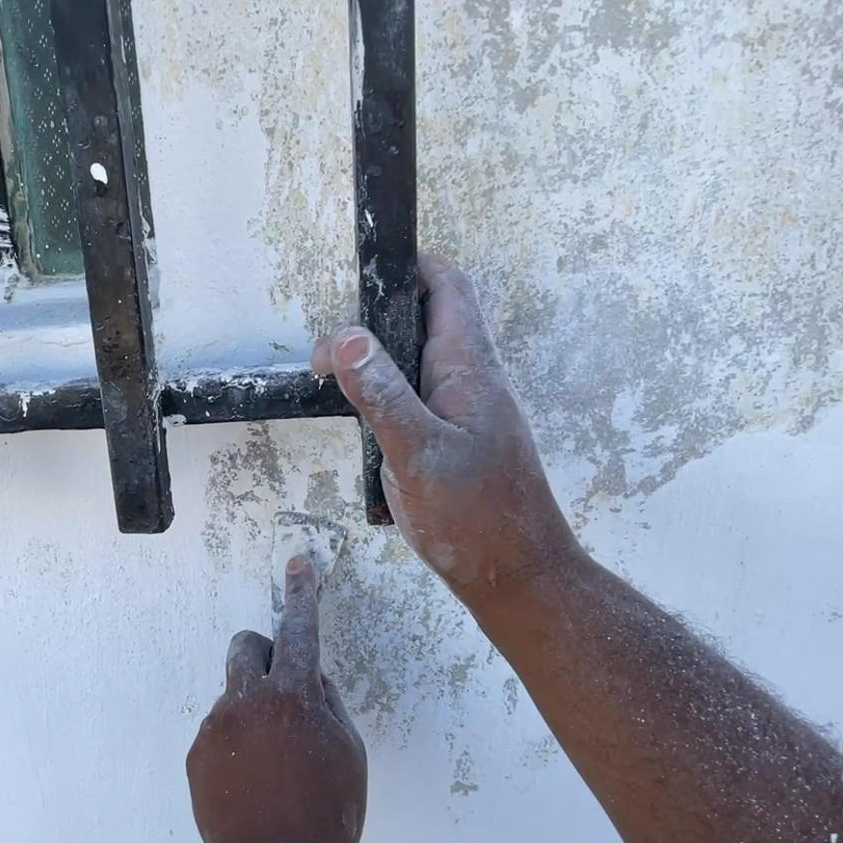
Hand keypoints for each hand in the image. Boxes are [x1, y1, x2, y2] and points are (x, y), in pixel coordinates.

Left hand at [187, 557, 366, 842]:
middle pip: (245, 646)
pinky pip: (220, 731)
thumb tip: (309, 680)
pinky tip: (251, 784)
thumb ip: (326, 703)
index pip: (300, 631)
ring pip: (235, 696)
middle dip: (263, 652)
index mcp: (294, 698)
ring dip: (253, 712)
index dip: (302, 594)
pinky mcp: (196, 754)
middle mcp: (247, 702)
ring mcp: (215, 727)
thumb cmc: (329, 816)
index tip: (298, 564)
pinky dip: (236, 744)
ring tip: (273, 766)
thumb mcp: (348, 753)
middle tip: (281, 686)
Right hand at [311, 253, 580, 611]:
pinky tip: (362, 422)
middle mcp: (468, 382)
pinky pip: (414, 401)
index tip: (367, 271)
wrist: (513, 575)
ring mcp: (462, 412)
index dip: (413, 266)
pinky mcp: (452, 441)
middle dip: (378, 318)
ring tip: (335, 380)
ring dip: (376, 362)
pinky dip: (383, 399)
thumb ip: (382, 393)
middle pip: (425, 322)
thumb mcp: (418, 452)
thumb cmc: (474, 517)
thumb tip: (346, 336)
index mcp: (468, 370)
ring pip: (415, 364)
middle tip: (330, 348)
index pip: (449, 289)